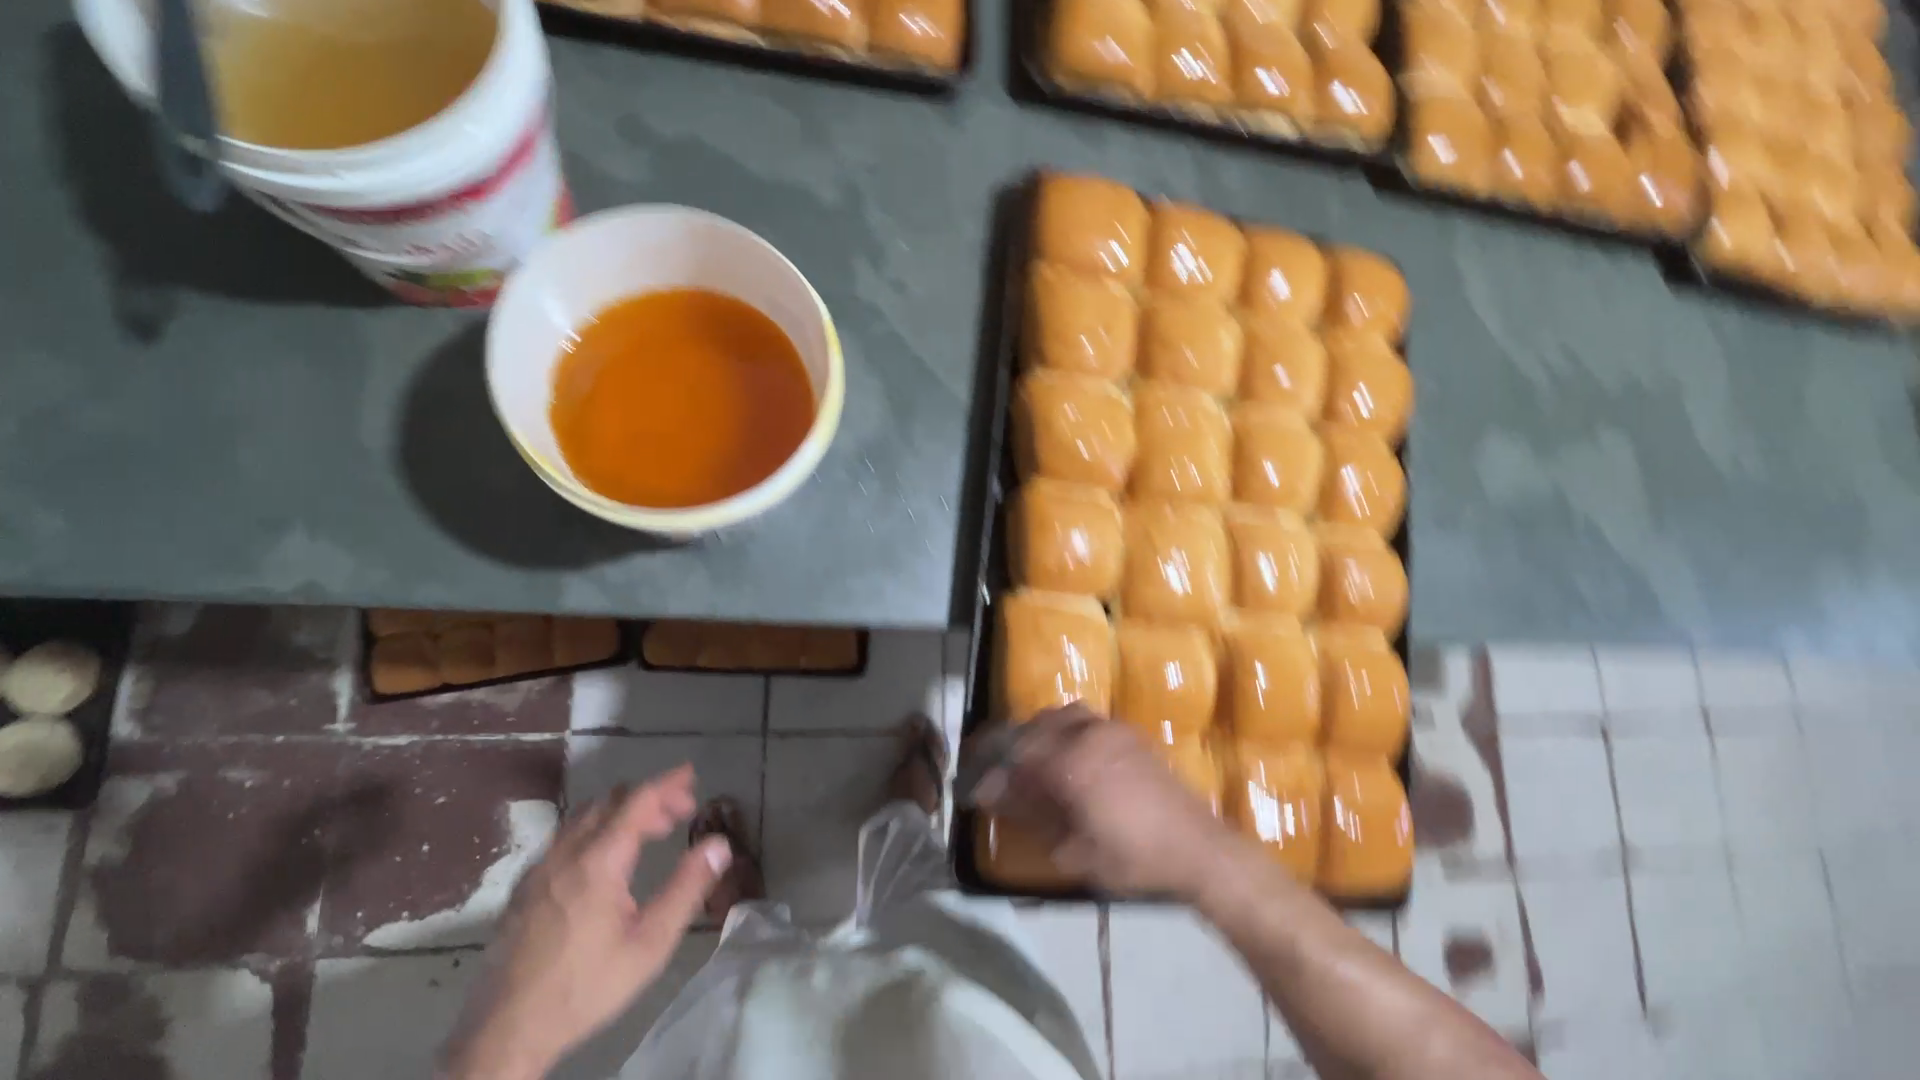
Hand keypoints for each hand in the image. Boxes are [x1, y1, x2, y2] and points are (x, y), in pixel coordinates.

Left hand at [440, 766, 731, 1079]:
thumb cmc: (589, 987)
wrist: (508, 1029)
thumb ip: (687, 887)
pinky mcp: (522, 889)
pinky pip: (562, 839)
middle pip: (609, 802)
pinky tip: (603, 861)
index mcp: (599, 861)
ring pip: (582, 818)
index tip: (691, 774)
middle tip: (679, 813)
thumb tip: (719, 844)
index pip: (637, 802)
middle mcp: (565, 854)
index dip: (667, 784)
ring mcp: (538, 870)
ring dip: (619, 813)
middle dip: (647, 798)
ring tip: (648, 833)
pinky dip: (593, 830)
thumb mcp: (651, 943)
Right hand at [974, 705, 1238, 899]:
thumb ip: (1030, 813)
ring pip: (1059, 717)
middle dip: (1007, 748)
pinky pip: (1083, 721)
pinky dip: (1062, 733)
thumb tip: (993, 794)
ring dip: (1035, 735)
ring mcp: (1111, 730)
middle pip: (1033, 727)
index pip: (1014, 752)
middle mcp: (1088, 734)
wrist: (1198, 848)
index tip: (973, 789)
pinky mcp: (1129, 735)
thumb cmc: (1132, 858)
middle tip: (993, 773)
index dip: (989, 769)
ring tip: (1026, 764)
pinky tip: (1062, 761)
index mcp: (1071, 760)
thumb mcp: (1072, 848)